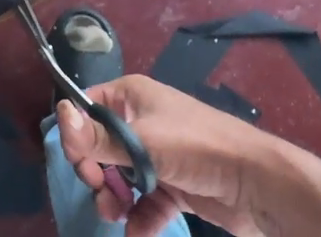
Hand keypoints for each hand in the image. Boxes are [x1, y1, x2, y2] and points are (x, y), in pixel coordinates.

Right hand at [57, 76, 274, 236]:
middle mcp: (142, 120)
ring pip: (122, 175)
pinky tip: (137, 233)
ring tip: (116, 216)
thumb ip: (98, 138)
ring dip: (114, 198)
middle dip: (97, 173)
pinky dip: (139, 216)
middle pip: (102, 146)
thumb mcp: (143, 142)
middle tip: (102, 192)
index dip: (78, 136)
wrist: (260, 184)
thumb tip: (59, 116)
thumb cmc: (197, 148)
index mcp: (131, 97)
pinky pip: (147, 200)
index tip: (84, 165)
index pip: (88, 109)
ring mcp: (160, 154)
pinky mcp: (177, 185)